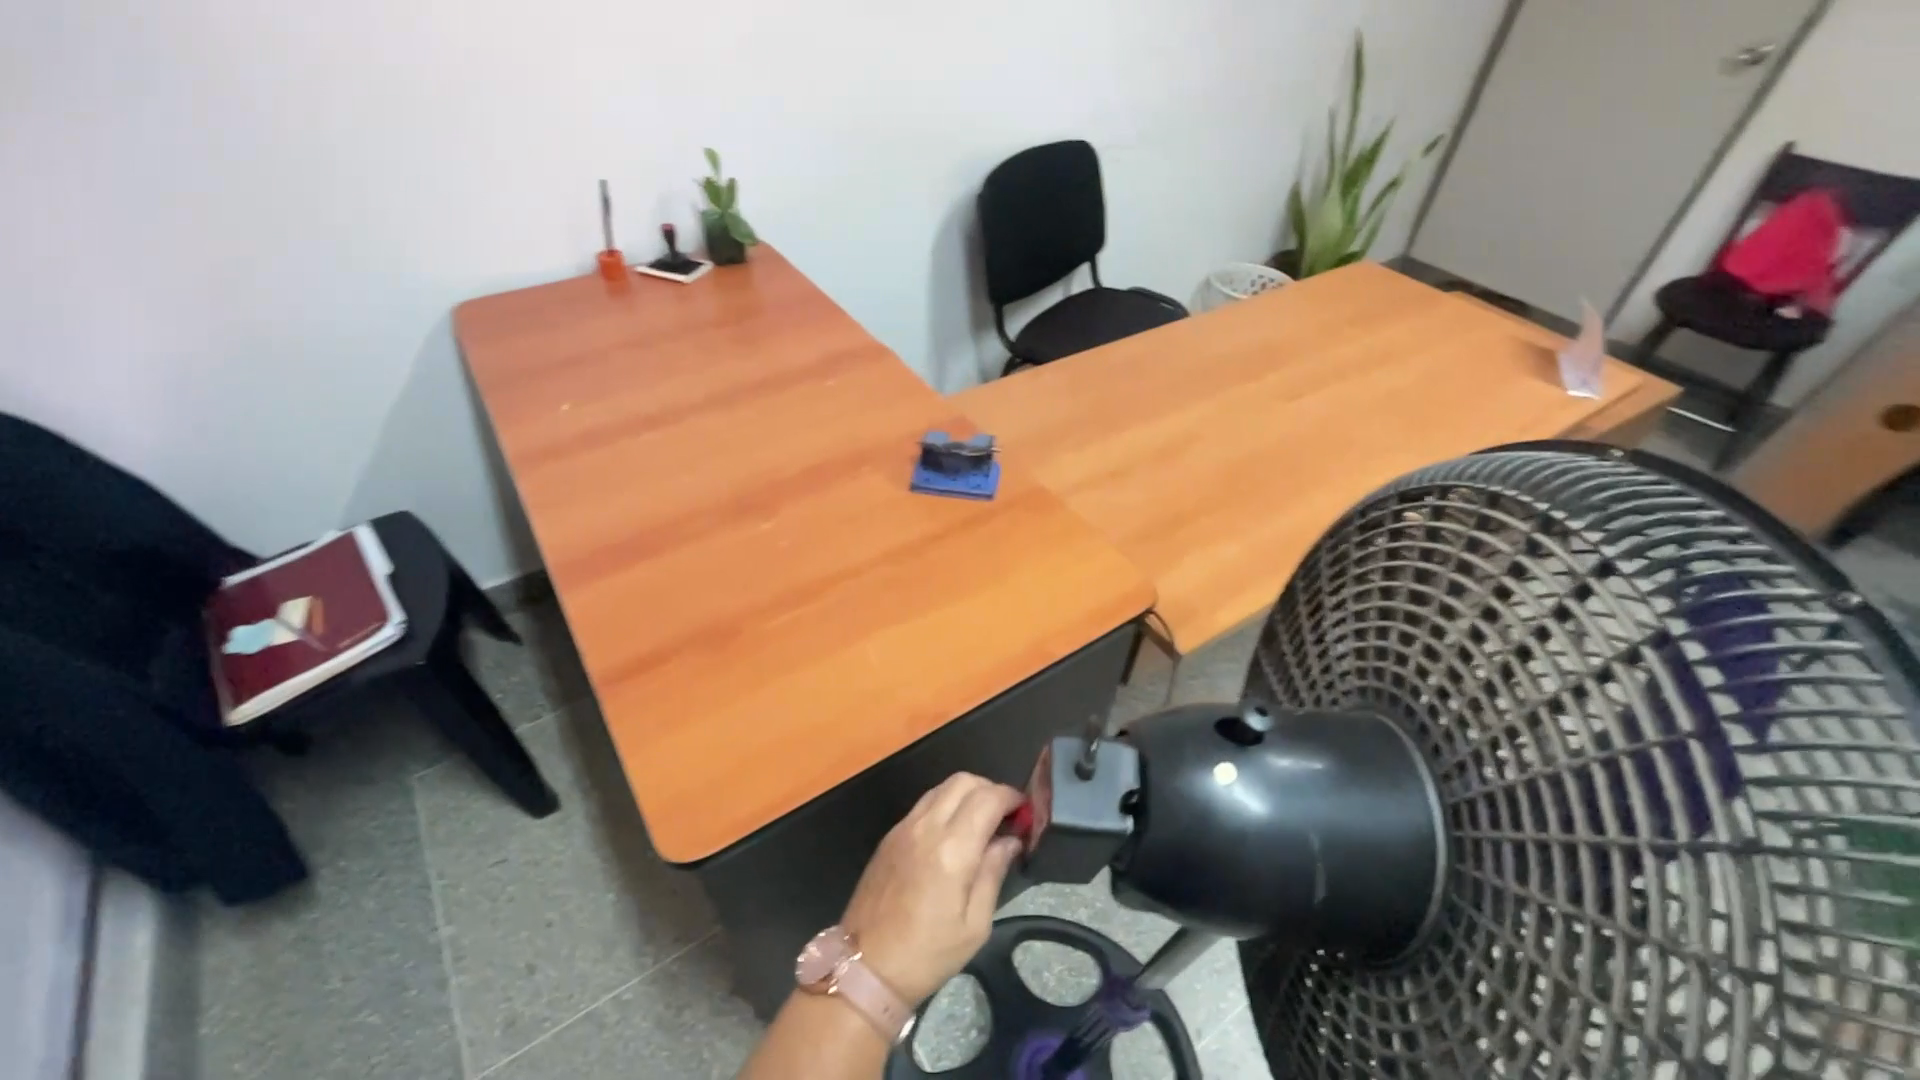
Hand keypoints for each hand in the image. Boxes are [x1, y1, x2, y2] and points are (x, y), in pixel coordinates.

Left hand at [840, 773, 1024, 1006]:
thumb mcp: (975, 924)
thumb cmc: (927, 954)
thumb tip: (1010, 841)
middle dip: (991, 790)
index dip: (1013, 798)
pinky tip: (953, 835)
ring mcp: (903, 828)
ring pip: (941, 788)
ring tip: (982, 823)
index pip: (989, 798)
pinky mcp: (889, 836)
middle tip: (1006, 817)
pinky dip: (945, 805)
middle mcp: (926, 827)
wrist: (865, 968)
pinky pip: (923, 804)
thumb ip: (993, 872)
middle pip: (964, 781)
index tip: (1026, 814)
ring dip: (967, 794)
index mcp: (952, 849)